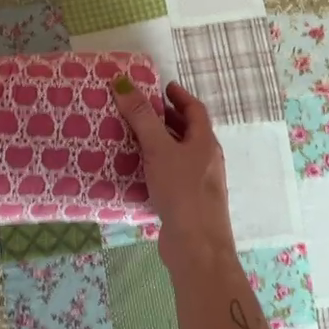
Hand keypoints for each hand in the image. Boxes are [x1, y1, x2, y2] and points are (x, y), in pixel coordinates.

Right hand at [113, 78, 234, 274]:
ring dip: (160, 144)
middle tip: (143, 111)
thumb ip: (141, 118)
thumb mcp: (159, 149)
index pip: (195, 110)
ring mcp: (197, 184)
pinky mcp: (185, 204)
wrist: (195, 245)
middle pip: (188, 132)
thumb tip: (123, 83)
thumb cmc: (182, 192)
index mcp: (205, 143)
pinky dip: (155, 168)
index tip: (162, 87)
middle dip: (168, 120)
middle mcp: (205, 160)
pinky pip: (170, 177)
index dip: (179, 96)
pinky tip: (137, 174)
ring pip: (179, 156)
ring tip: (134, 139)